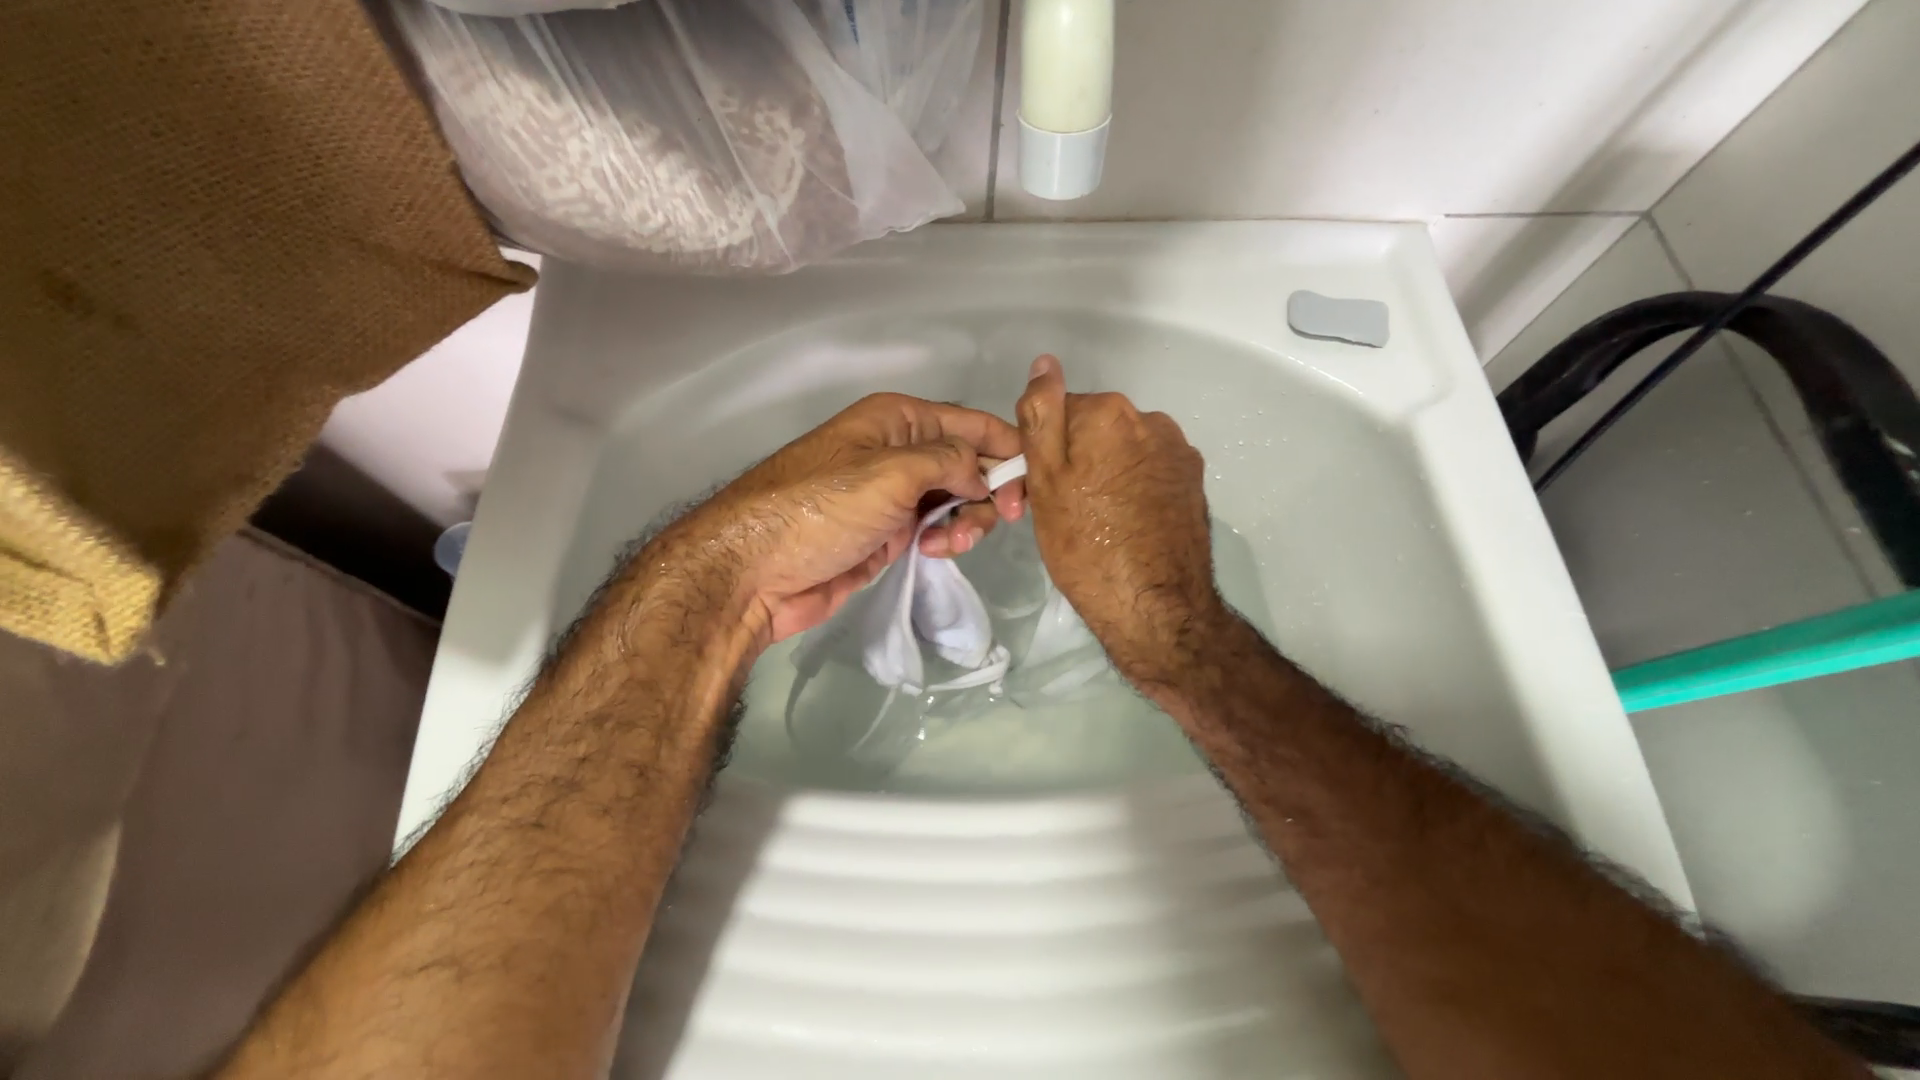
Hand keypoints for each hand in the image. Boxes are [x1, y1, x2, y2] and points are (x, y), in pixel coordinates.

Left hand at [667, 393, 1024, 646]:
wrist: (754, 571)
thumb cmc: (820, 509)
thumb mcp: (891, 473)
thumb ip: (948, 462)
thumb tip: (982, 472)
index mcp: (899, 420)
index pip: (971, 423)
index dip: (1008, 447)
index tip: (1034, 482)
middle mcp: (900, 451)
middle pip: (971, 463)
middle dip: (989, 490)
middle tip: (1001, 519)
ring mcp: (894, 495)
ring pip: (958, 500)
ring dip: (968, 519)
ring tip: (948, 542)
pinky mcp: (889, 533)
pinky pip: (937, 528)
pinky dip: (947, 539)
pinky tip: (934, 551)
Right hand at [1016, 355, 1229, 686]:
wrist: (1156, 607)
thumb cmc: (1085, 547)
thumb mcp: (1045, 481)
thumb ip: (1042, 416)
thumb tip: (1044, 364)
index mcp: (1108, 413)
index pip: (1057, 412)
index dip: (1043, 450)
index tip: (1039, 489)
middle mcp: (1149, 420)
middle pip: (1094, 428)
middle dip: (1077, 459)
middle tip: (1065, 511)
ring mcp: (1177, 451)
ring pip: (1122, 449)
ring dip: (1106, 472)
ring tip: (1098, 522)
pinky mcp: (1192, 481)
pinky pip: (1148, 470)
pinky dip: (1133, 488)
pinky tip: (1127, 524)